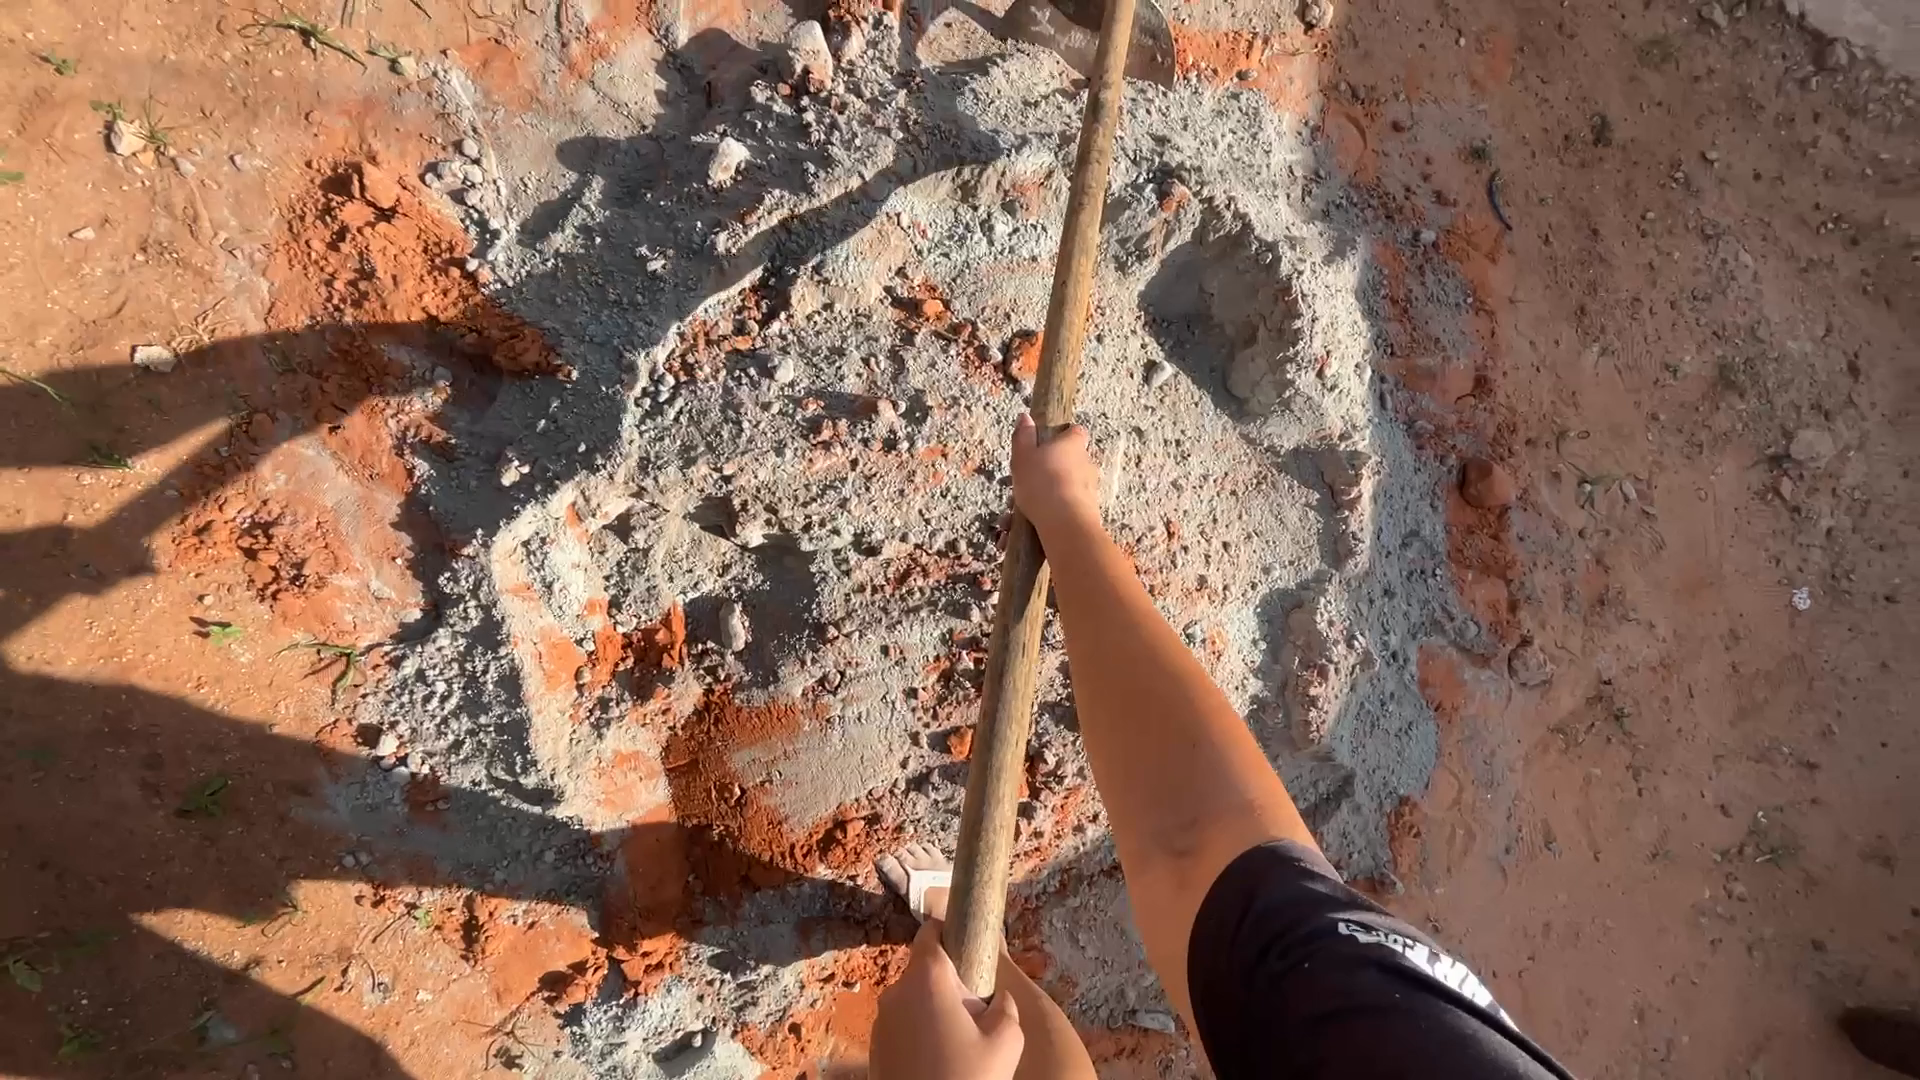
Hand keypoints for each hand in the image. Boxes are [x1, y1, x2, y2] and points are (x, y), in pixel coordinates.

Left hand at [870, 918, 1023, 1079]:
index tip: (971, 952)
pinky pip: (902, 1027)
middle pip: (924, 969)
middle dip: (948, 983)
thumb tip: (996, 1000)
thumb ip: (1005, 1008)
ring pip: (913, 1000)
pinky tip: (939, 1063)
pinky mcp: (875, 1050)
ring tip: (958, 1045)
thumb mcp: (1006, 1041)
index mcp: (926, 978)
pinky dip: (919, 1035)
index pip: (931, 931)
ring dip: (932, 1011)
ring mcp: (881, 1022)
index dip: (951, 934)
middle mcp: (896, 991)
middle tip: (973, 1012)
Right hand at [1010, 413, 1100, 538]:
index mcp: (1072, 444)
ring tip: (1016, 517)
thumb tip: (1025, 417)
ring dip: (1042, 499)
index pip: (1074, 431)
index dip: (1062, 436)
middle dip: (1046, 474)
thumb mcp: (1023, 456)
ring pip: (1062, 489)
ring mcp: (1089, 488)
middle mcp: (1086, 463)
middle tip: (1024, 486)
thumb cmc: (1041, 483)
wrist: (1065, 522)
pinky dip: (1047, 517)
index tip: (1046, 445)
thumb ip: (1023, 437)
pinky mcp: (1088, 510)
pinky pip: (1064, 510)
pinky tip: (1025, 530)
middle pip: (1067, 462)